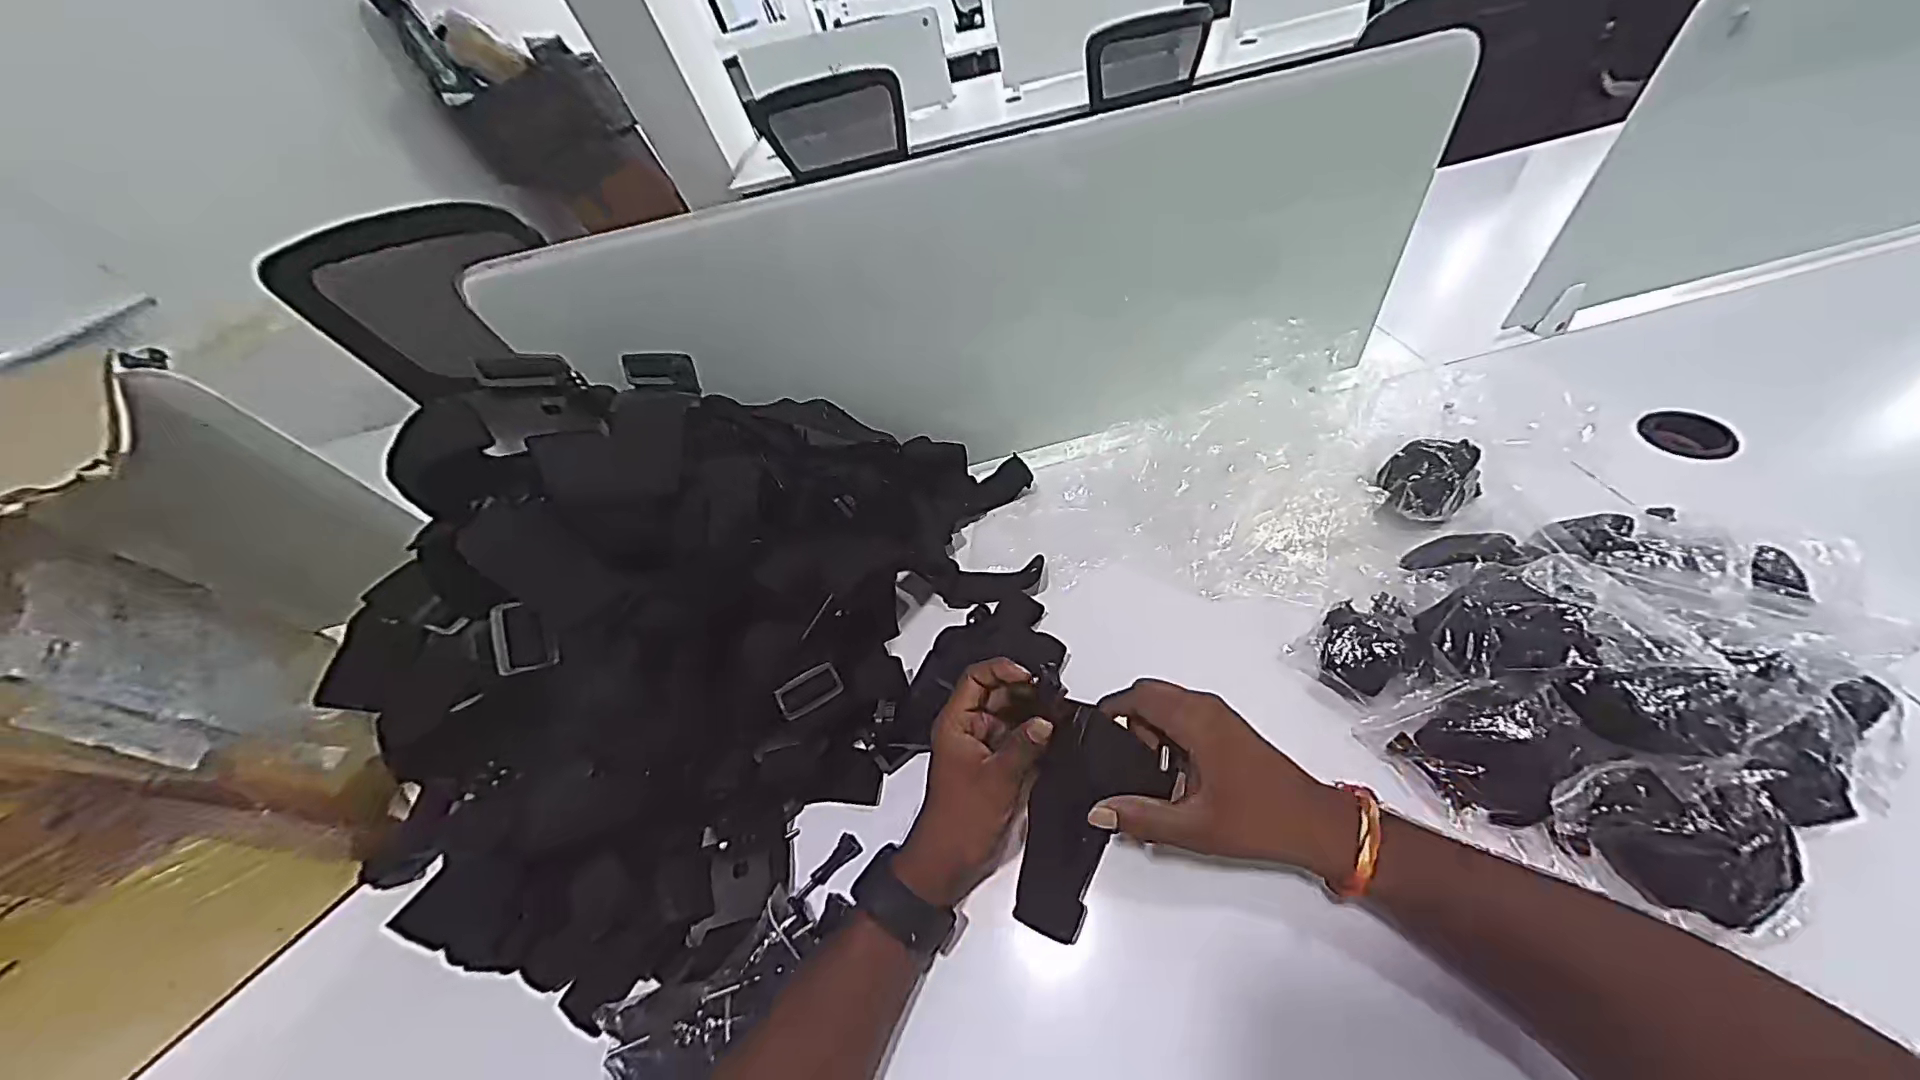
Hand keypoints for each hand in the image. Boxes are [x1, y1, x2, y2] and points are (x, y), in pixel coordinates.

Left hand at [893, 658, 1052, 906]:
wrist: (952, 862)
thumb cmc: (955, 822)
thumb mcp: (996, 778)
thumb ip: (1024, 745)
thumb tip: (1044, 722)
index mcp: (956, 724)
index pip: (976, 678)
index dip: (1001, 669)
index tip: (1027, 674)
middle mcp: (971, 731)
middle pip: (999, 695)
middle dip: (1027, 693)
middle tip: (1053, 696)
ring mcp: (987, 749)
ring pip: (1014, 718)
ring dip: (1036, 716)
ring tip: (1059, 715)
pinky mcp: (1001, 767)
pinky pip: (1022, 742)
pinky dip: (1039, 739)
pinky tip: (1056, 738)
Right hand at [1087, 679, 1357, 883]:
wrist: (1315, 826)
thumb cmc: (1266, 819)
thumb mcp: (1193, 826)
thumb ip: (1140, 818)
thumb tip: (1102, 811)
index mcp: (1198, 721)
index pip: (1140, 694)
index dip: (1112, 708)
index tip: (1096, 729)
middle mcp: (1208, 709)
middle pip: (1150, 694)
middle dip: (1129, 720)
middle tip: (1122, 755)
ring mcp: (1219, 717)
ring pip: (1167, 703)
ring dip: (1148, 727)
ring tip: (1150, 769)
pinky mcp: (1226, 728)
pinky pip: (1183, 714)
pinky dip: (1167, 732)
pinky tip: (1173, 770)